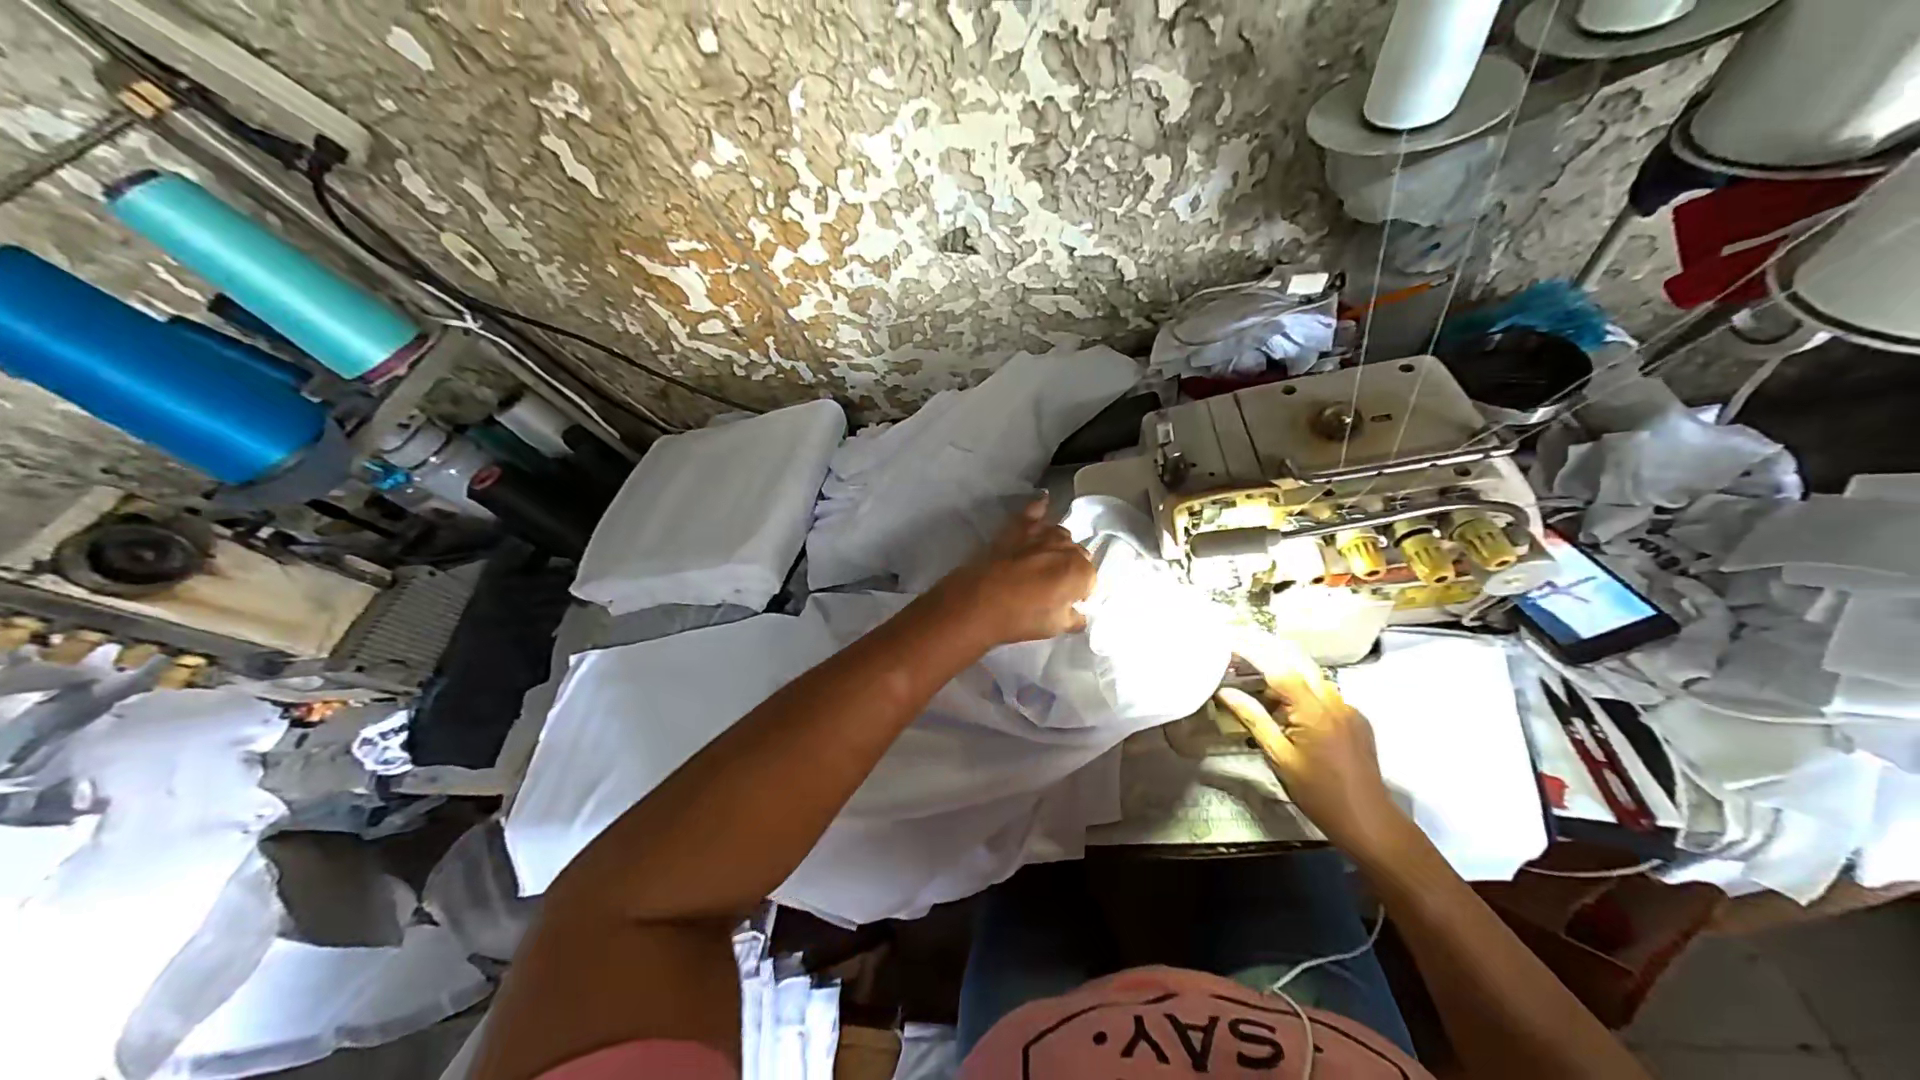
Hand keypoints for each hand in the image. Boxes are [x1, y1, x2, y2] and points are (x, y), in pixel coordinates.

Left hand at [926, 496, 1095, 646]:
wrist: (979, 601)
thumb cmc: (1022, 617)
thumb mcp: (1056, 627)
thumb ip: (1075, 619)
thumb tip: (1079, 615)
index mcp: (1081, 571)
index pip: (1091, 581)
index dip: (1079, 593)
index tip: (1067, 602)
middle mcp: (1067, 546)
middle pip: (1078, 556)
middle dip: (1071, 569)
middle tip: (1054, 587)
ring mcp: (1042, 532)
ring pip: (1060, 535)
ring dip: (1058, 546)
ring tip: (1044, 562)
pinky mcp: (1018, 527)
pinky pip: (1035, 510)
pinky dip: (1040, 508)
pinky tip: (1044, 500)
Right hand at [1213, 638, 1408, 857]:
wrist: (1368, 820)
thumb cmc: (1317, 792)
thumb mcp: (1279, 756)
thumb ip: (1253, 719)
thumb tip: (1225, 692)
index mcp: (1314, 710)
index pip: (1279, 669)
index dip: (1253, 653)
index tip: (1229, 644)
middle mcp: (1335, 701)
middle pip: (1299, 663)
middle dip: (1269, 653)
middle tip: (1239, 655)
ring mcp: (1349, 709)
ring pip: (1313, 677)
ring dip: (1284, 672)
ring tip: (1255, 680)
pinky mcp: (1356, 719)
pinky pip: (1324, 694)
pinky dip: (1301, 691)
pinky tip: (1285, 708)